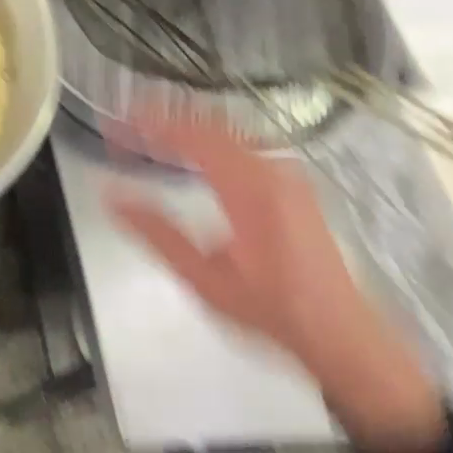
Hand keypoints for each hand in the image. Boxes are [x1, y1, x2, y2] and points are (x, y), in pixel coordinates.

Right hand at [104, 110, 447, 452]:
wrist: (341, 335)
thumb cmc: (270, 309)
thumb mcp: (204, 279)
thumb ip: (156, 233)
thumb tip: (111, 195)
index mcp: (250, 187)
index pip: (190, 134)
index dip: (148, 123)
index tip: (112, 124)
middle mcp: (272, 169)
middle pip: (209, 122)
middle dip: (161, 117)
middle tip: (122, 122)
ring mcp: (286, 173)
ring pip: (226, 129)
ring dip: (184, 124)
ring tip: (146, 130)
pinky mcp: (291, 183)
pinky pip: (241, 142)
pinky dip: (207, 137)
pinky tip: (189, 150)